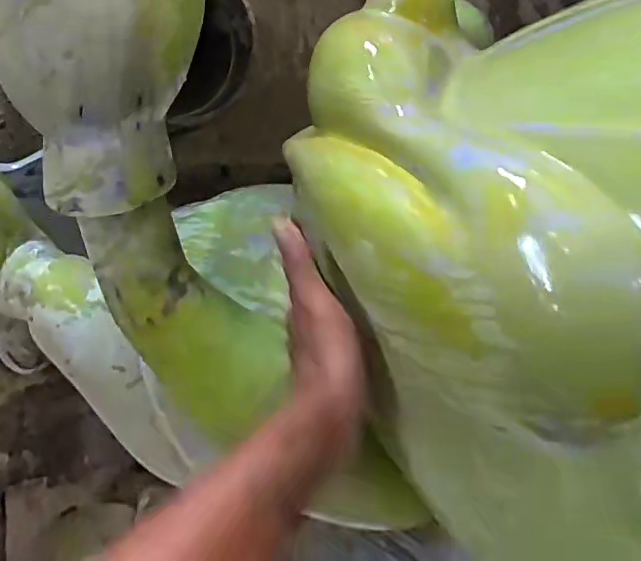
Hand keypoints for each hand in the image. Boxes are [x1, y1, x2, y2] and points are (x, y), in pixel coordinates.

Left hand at [273, 218, 366, 463]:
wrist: (332, 419)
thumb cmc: (326, 354)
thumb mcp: (315, 301)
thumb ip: (300, 266)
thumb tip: (278, 221)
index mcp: (299, 306)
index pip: (302, 271)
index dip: (312, 252)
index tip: (327, 232)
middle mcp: (302, 325)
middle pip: (313, 293)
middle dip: (327, 277)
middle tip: (351, 257)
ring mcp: (316, 351)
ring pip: (325, 315)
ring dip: (337, 302)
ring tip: (360, 287)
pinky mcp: (333, 371)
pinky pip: (339, 338)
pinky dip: (346, 326)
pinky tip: (362, 326)